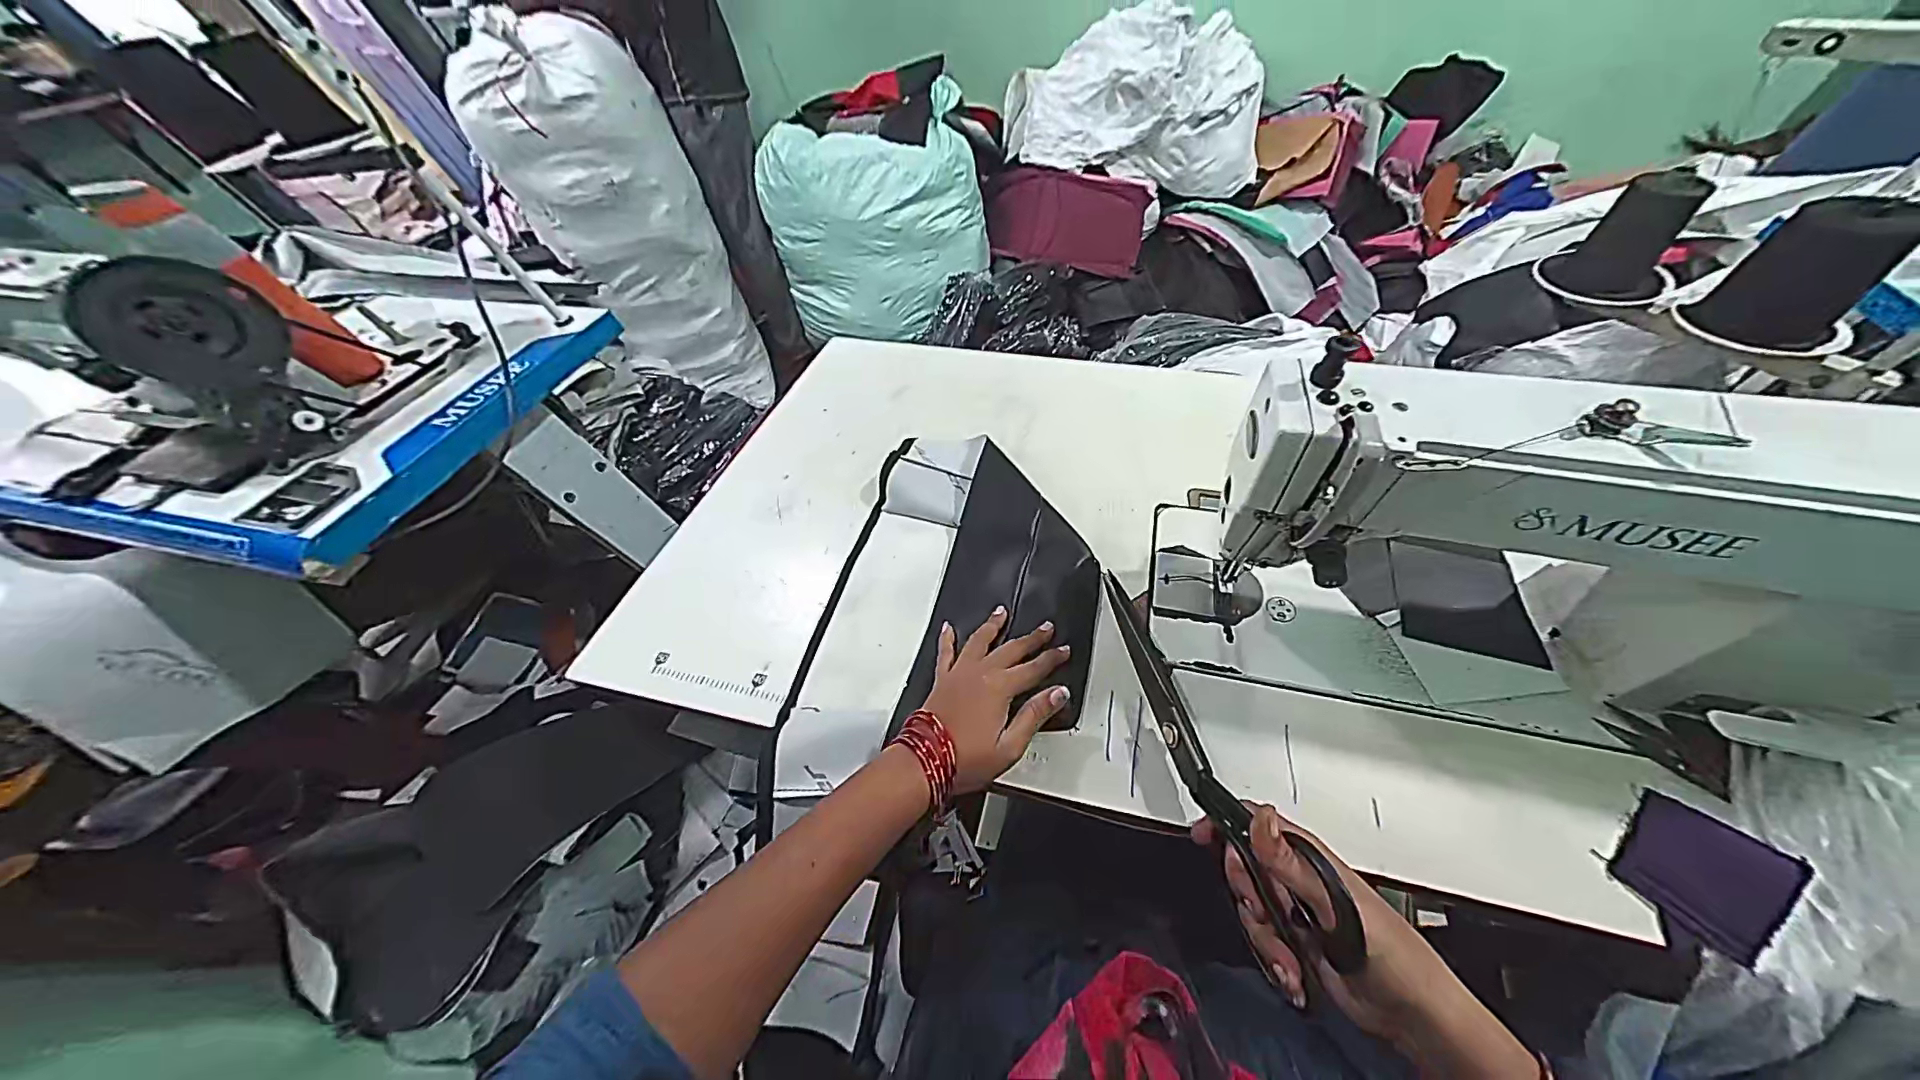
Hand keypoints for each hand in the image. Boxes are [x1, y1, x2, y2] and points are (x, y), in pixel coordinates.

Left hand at [920, 606, 1071, 794]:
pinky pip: (946, 652)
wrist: (926, 762)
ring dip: (993, 625)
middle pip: (1012, 649)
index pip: (1034, 668)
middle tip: (1045, 628)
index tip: (1063, 650)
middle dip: (1032, 638)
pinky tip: (948, 629)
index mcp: (1000, 688)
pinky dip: (948, 638)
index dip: (1052, 658)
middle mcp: (979, 674)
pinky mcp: (942, 680)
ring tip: (1001, 612)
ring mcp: (958, 674)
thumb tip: (1057, 694)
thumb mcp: (1010, 745)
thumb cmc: (964, 758)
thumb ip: (1035, 715)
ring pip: (979, 640)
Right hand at [1193, 805, 1535, 1077]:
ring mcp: (1295, 910)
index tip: (1203, 834)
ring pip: (1248, 909)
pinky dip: (1272, 960)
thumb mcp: (1336, 902)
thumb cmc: (1395, 955)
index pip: (1254, 823)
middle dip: (1246, 894)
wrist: (1414, 1015)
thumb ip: (1291, 862)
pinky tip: (1294, 973)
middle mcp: (1298, 879)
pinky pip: (1260, 941)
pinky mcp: (1293, 941)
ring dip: (1264, 938)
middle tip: (1265, 910)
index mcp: (1308, 857)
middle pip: (1242, 867)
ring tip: (1290, 957)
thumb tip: (1261, 817)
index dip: (1225, 823)